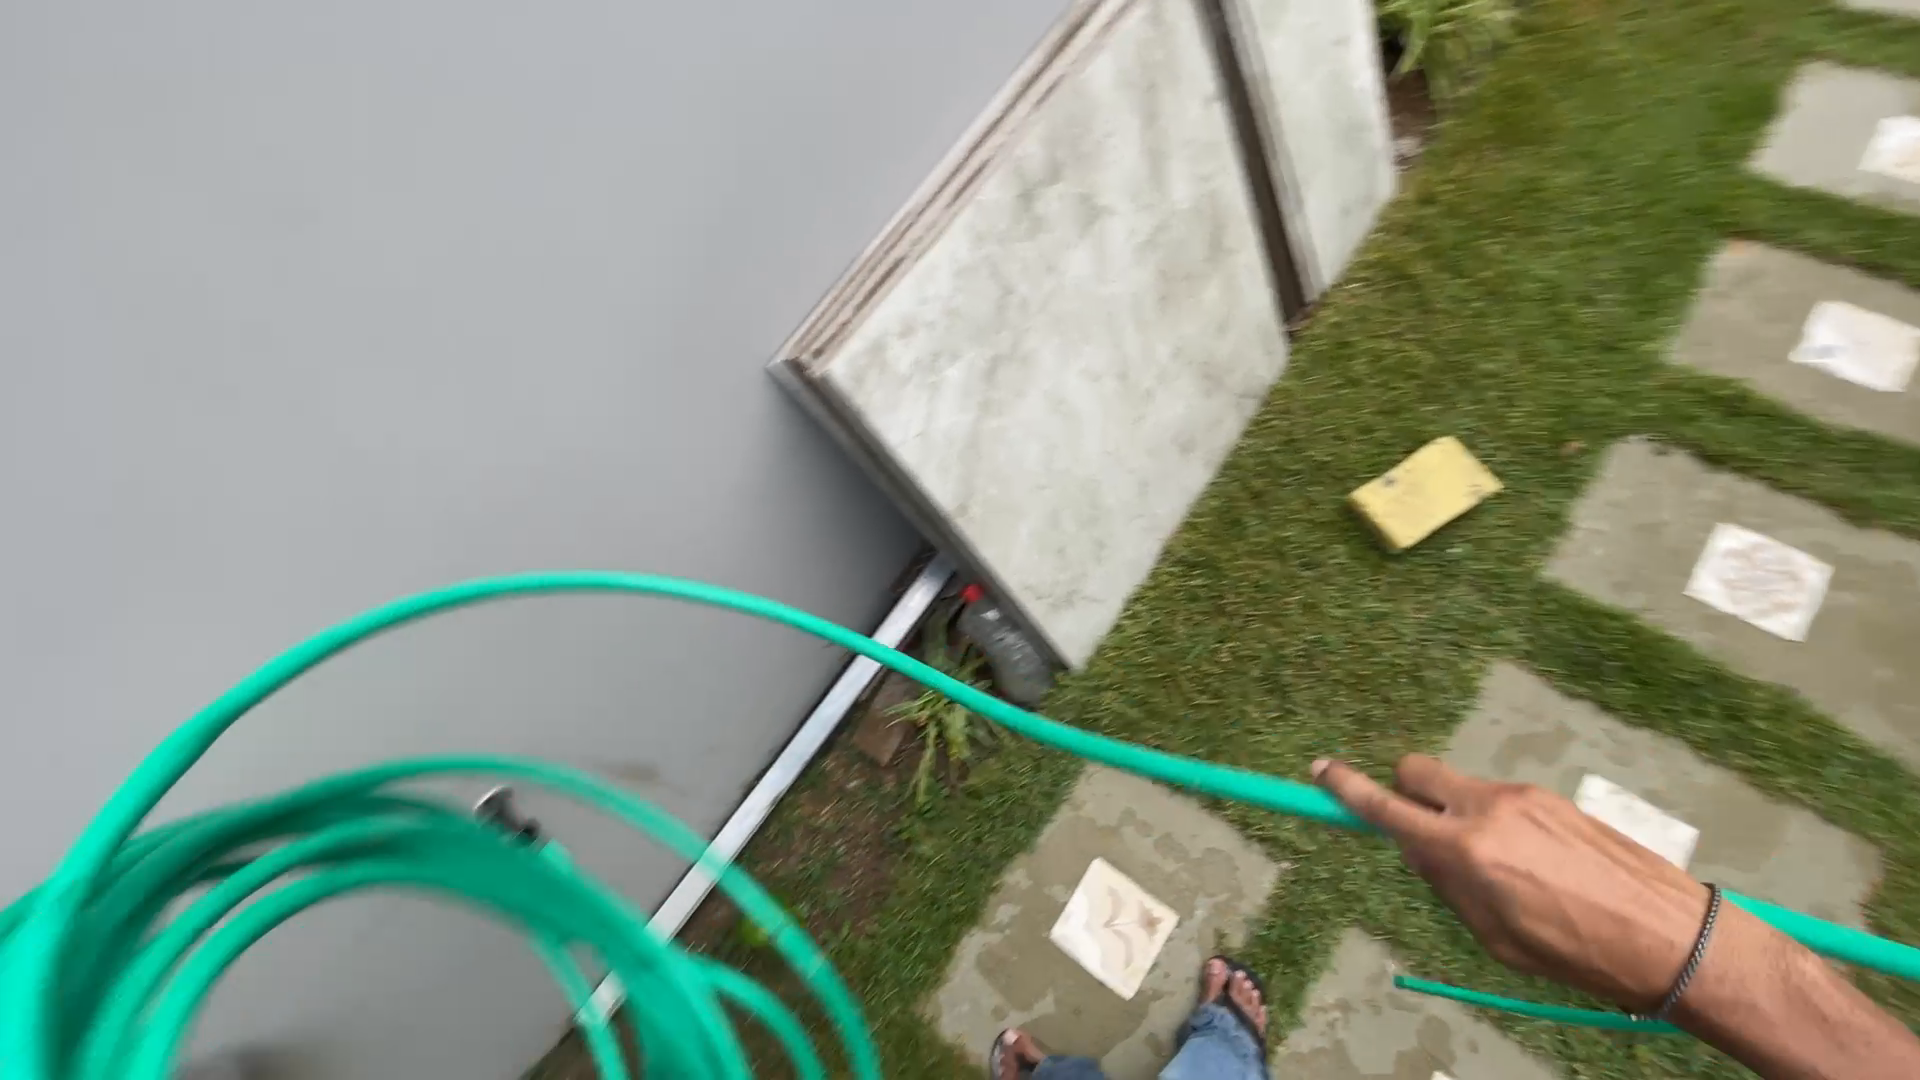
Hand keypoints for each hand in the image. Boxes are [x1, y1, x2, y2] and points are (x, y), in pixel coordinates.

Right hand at [1312, 755, 1708, 1011]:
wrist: (1682, 941)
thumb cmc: (1579, 954)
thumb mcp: (1495, 936)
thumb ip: (1445, 883)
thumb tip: (1416, 846)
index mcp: (1465, 851)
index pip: (1385, 808)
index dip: (1345, 788)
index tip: (1319, 770)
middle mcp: (1485, 809)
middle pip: (1414, 771)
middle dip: (1407, 791)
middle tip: (1428, 828)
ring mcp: (1521, 795)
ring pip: (1459, 786)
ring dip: (1458, 811)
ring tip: (1505, 863)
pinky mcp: (1550, 795)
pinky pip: (1499, 797)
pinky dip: (1497, 820)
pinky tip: (1539, 860)